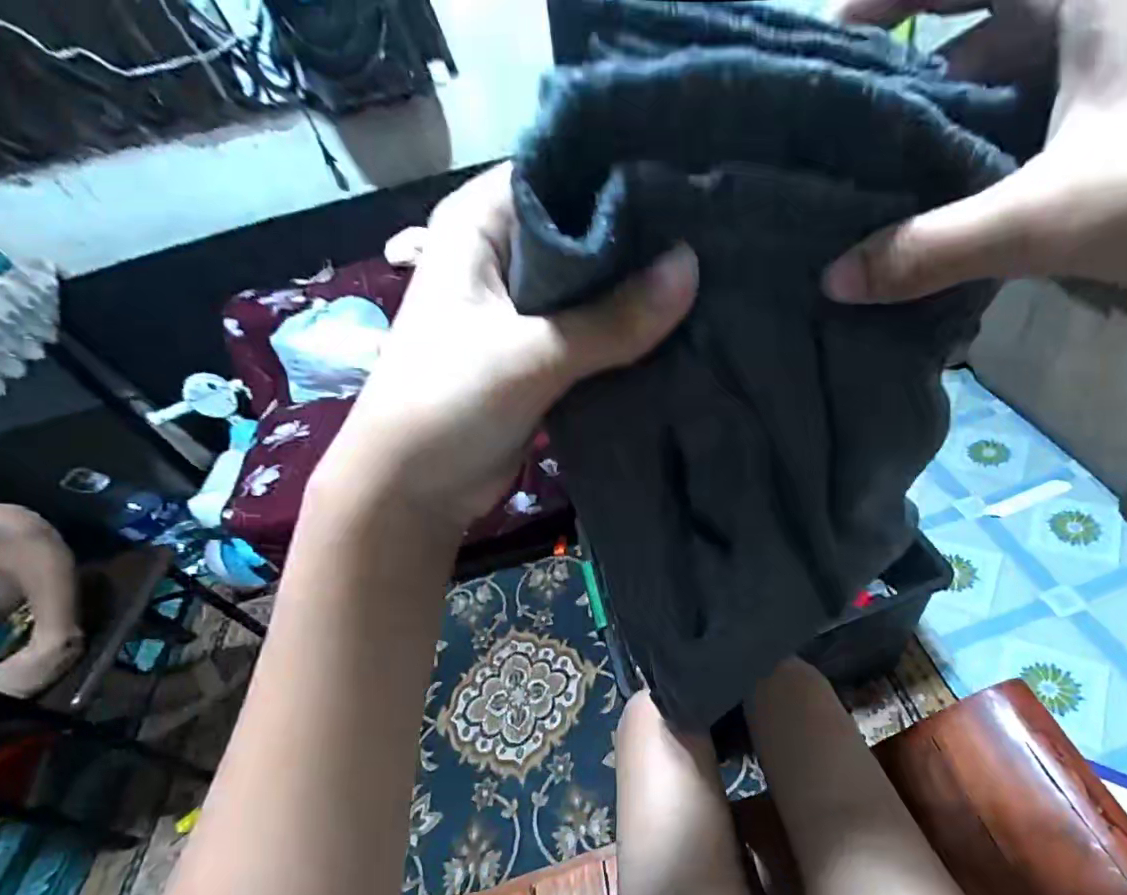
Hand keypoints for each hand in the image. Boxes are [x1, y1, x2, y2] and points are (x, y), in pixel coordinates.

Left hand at [313, 165, 698, 533]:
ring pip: (598, 283)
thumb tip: (691, 264)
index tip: (681, 188)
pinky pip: (603, 327)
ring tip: (709, 278)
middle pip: (584, 230)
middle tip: (710, 236)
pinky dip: (636, 328)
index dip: (616, 179)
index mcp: (478, 228)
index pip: (556, 175)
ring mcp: (529, 308)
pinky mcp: (549, 351)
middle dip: (642, 238)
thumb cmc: (450, 402)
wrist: (416, 488)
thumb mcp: (534, 354)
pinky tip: (683, 326)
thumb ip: (614, 317)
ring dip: (643, 288)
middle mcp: (505, 257)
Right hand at [824, 0, 1126, 320]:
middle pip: (988, 28)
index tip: (830, 38)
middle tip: (860, 136)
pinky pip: (1060, 127)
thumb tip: (837, 281)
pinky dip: (1015, 164)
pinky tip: (977, 208)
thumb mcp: (1052, 213)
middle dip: (920, 81)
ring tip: (902, 186)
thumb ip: (937, 247)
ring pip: (1026, 85)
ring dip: (967, 135)